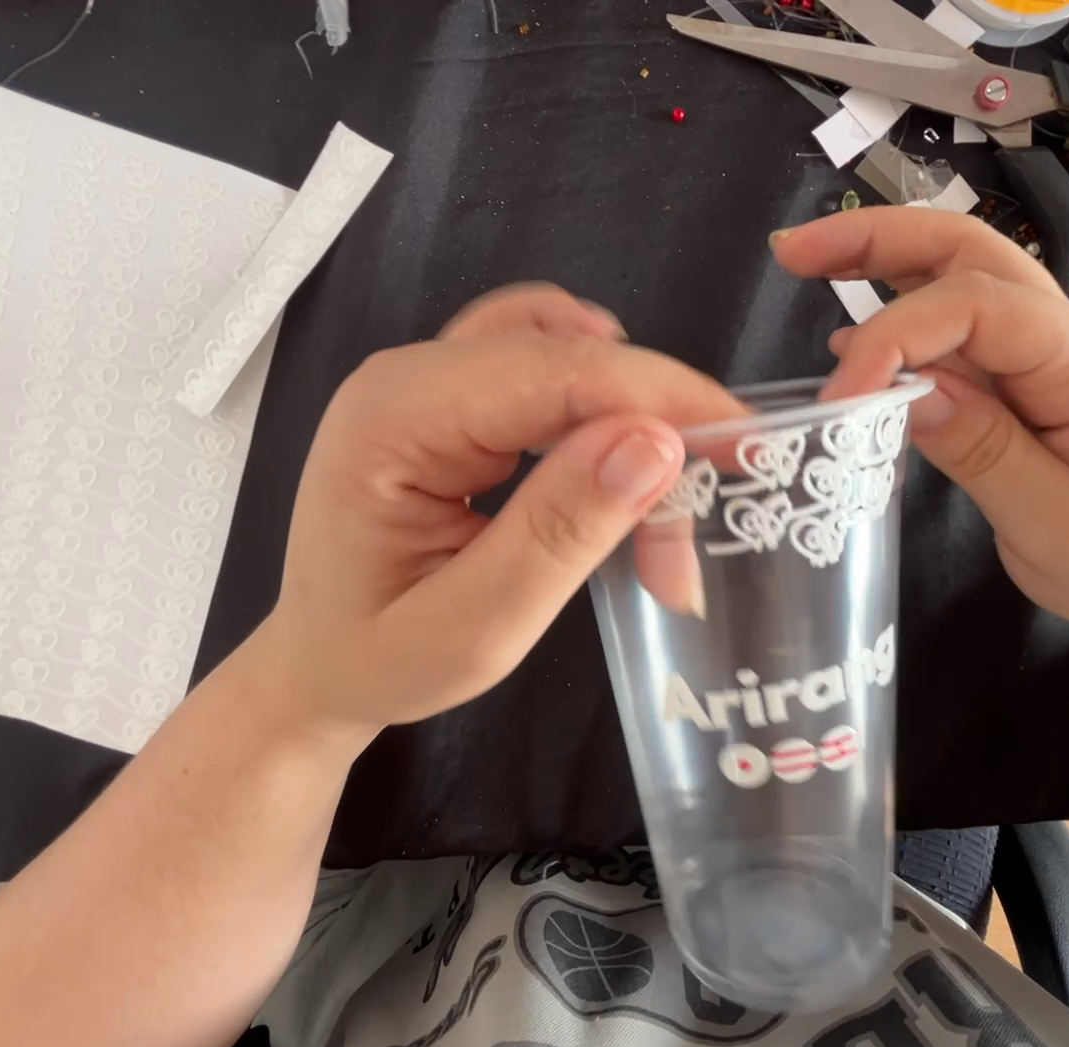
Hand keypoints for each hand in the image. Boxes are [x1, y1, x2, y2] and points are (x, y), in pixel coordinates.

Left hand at [260, 284, 744, 737]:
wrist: (320, 667)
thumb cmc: (379, 662)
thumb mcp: (473, 628)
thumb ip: (559, 534)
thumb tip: (656, 443)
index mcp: (393, 416)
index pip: (554, 374)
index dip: (662, 400)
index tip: (748, 449)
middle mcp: (407, 376)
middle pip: (567, 360)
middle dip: (653, 430)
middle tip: (698, 524)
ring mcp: (427, 382)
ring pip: (565, 358)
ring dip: (631, 421)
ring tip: (659, 513)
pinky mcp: (450, 402)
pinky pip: (543, 369)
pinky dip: (599, 406)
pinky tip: (619, 450)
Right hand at [772, 207, 1068, 644]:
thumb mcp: (1067, 532)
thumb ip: (990, 456)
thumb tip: (911, 392)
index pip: (980, 307)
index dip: (896, 335)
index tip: (840, 398)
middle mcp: (1066, 347)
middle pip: (971, 255)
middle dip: (879, 237)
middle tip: (796, 249)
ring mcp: (1041, 366)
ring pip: (958, 283)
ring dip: (880, 261)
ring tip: (806, 264)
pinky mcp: (1019, 394)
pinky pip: (953, 343)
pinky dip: (894, 324)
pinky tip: (848, 339)